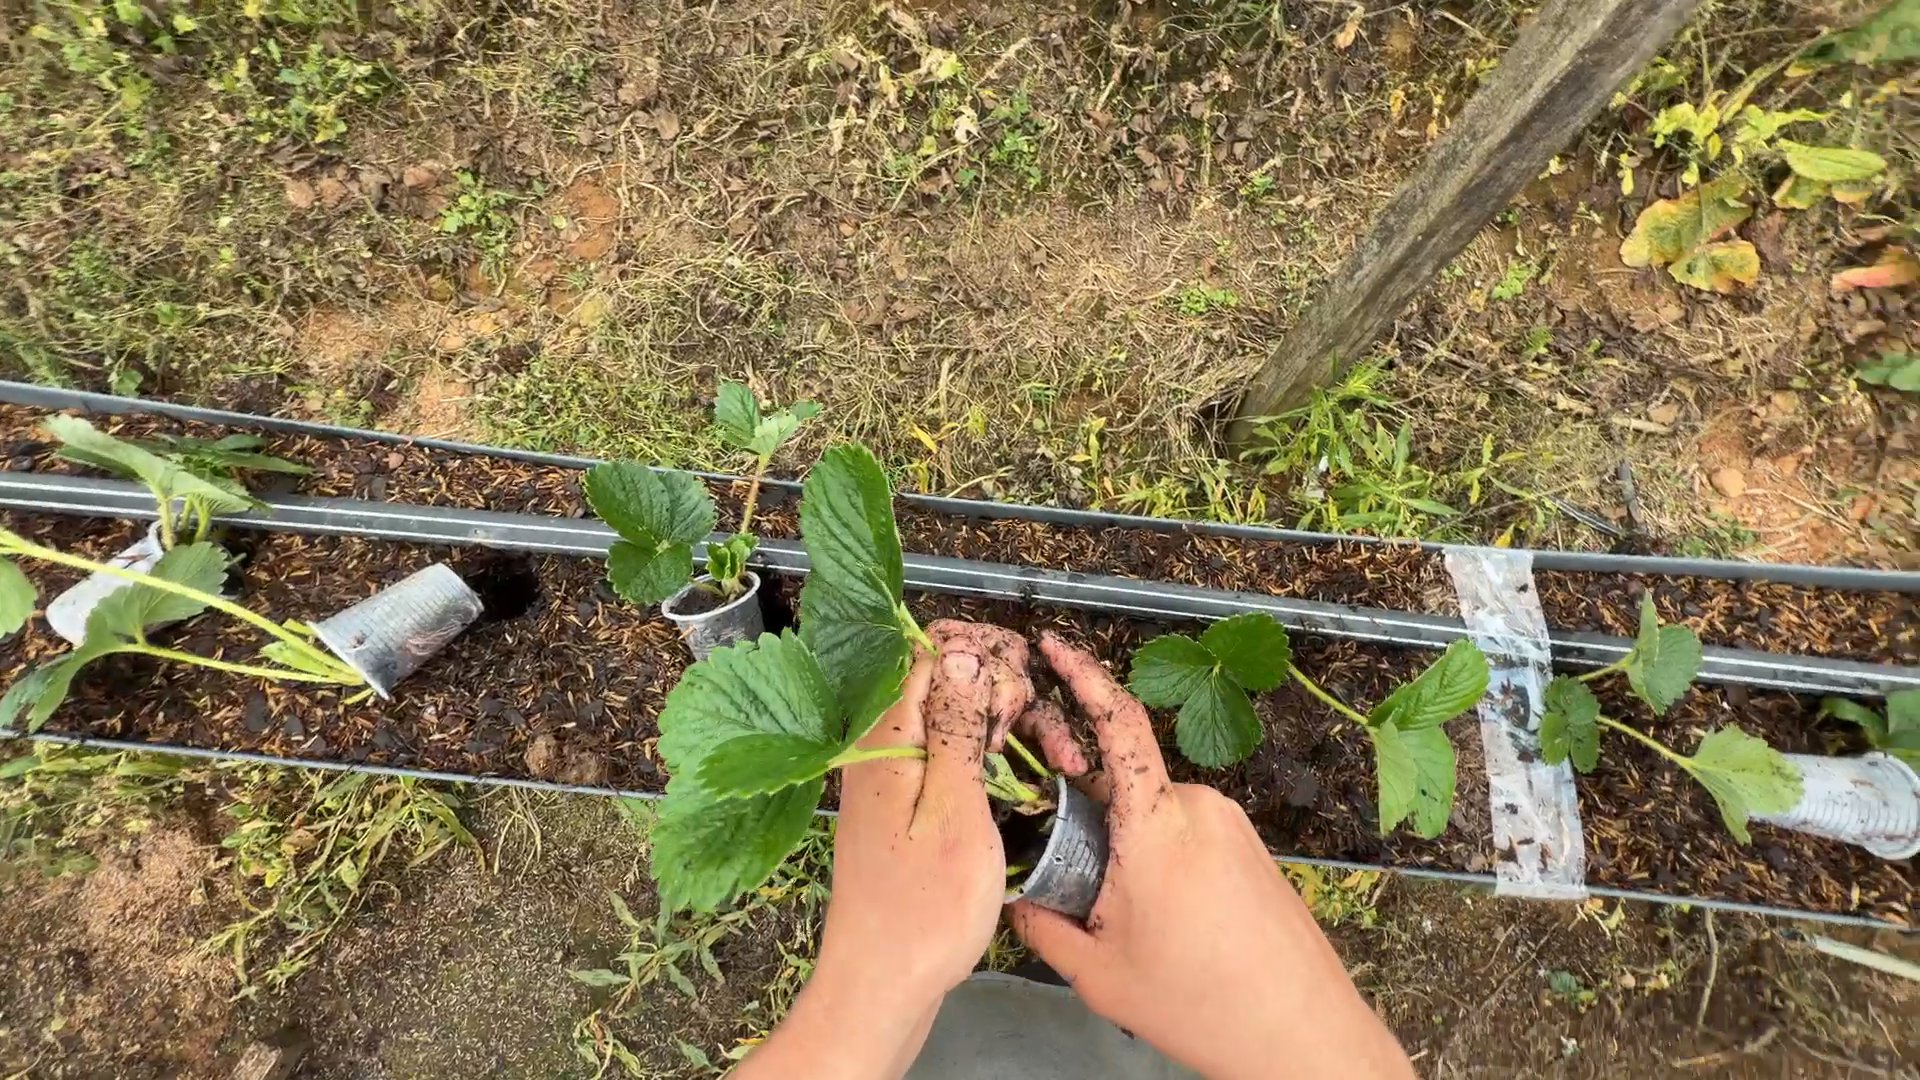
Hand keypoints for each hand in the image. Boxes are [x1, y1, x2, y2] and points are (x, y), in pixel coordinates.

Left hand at [735, 621, 1029, 1079]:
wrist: (882, 985)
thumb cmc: (926, 906)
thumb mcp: (954, 810)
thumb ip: (955, 727)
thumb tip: (962, 654)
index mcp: (889, 738)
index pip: (928, 651)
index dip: (981, 653)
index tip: (1025, 680)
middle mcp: (882, 745)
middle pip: (942, 679)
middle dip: (998, 687)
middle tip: (1039, 734)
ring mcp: (891, 773)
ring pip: (950, 716)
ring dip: (1000, 724)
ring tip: (1051, 757)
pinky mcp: (902, 800)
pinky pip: (945, 753)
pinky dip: (983, 755)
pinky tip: (1016, 776)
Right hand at [1007, 632, 1413, 1079]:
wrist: (1309, 1041)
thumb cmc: (1199, 1003)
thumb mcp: (1100, 973)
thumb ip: (1043, 924)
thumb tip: (1011, 893)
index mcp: (1156, 823)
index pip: (1117, 722)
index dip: (1083, 673)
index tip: (1053, 643)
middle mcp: (1197, 804)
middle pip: (1123, 778)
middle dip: (1090, 808)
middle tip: (1076, 867)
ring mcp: (1229, 820)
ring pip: (1152, 806)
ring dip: (1126, 837)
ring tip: (1128, 908)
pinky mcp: (1248, 841)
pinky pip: (1184, 823)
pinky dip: (1157, 848)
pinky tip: (1165, 910)